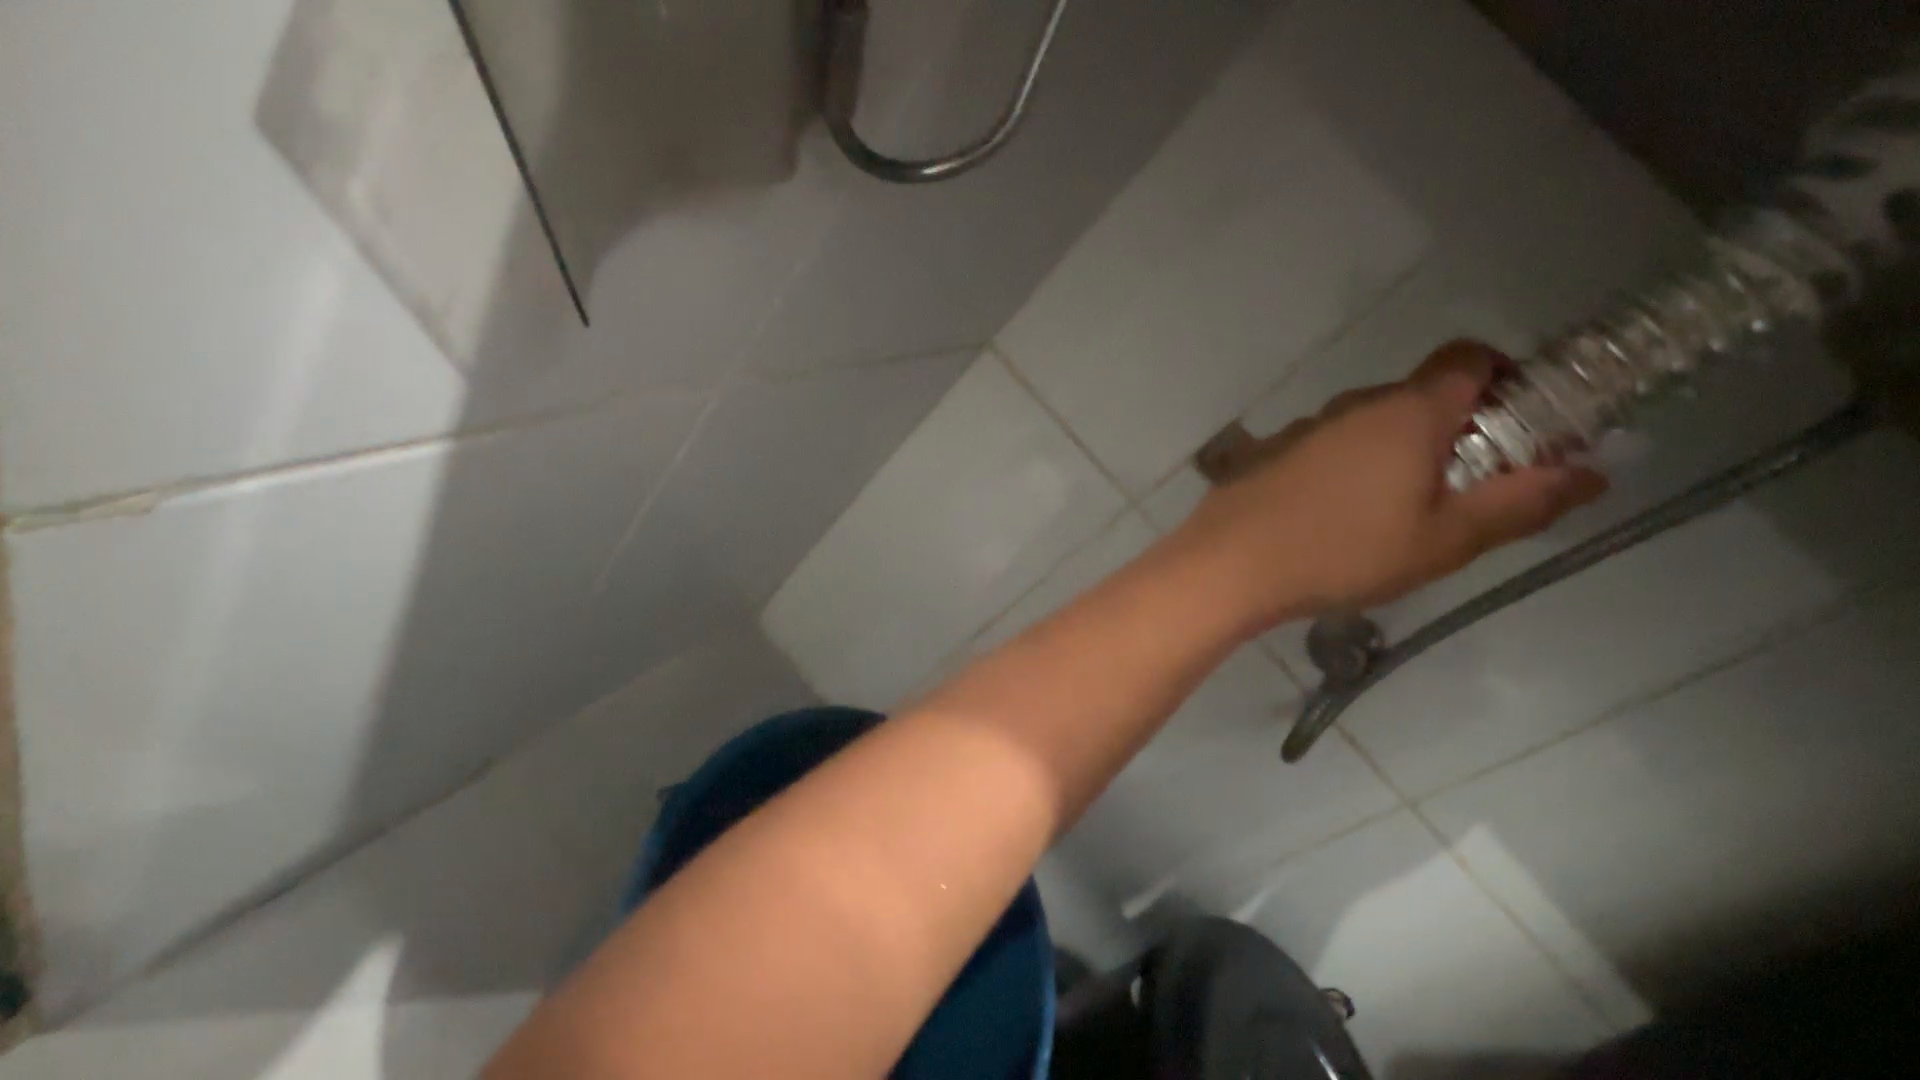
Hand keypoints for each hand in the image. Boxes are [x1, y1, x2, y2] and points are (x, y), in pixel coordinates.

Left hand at [1178, 340, 1607, 631]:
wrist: (1230, 564)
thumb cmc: (1344, 551)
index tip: (1521, 426)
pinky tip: (1342, 521)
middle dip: (1455, 432)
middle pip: (1422, 397)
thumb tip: (1593, 470)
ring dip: (1400, 455)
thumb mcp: (1446, 539)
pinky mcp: (1273, 452)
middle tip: (1466, 492)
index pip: (1470, 358)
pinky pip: (1332, 448)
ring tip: (1402, 517)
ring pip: (1373, 426)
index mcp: (1408, 410)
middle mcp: (1356, 403)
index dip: (1506, 378)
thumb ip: (1521, 503)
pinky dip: (1353, 470)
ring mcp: (1308, 426)